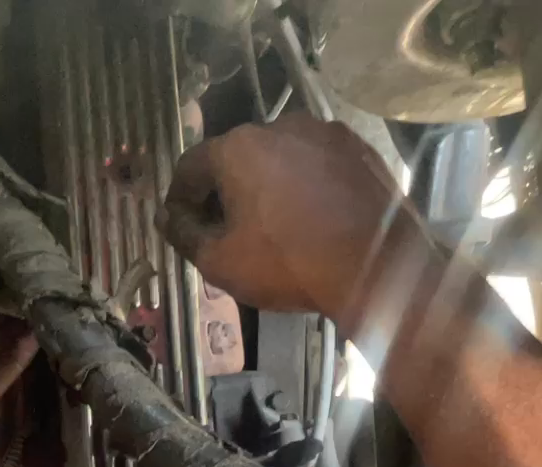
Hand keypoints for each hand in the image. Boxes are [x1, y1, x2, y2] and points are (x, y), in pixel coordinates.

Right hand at [158, 112, 437, 323]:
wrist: (375, 266)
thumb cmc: (286, 263)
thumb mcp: (219, 261)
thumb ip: (184, 234)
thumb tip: (166, 217)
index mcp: (237, 148)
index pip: (190, 166)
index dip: (178, 199)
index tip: (180, 226)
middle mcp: (279, 125)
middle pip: (234, 158)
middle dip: (221, 192)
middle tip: (222, 231)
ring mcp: (324, 132)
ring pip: (276, 158)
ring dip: (262, 186)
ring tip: (266, 226)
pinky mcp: (357, 147)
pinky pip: (312, 164)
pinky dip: (299, 186)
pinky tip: (304, 219)